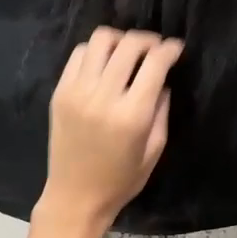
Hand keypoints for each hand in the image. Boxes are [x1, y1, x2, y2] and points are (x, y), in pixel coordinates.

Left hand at [38, 27, 182, 228]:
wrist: (75, 197)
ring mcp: (77, 92)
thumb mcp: (154, 150)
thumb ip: (161, 110)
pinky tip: (105, 63)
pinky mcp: (60, 92)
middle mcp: (103, 97)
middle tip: (155, 49)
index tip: (176, 48)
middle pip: (128, 45)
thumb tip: (162, 80)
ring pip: (100, 41)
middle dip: (148, 40)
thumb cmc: (121, 180)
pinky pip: (79, 54)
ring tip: (128, 52)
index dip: (170, 49)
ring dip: (120, 40)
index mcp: (132, 116)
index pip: (154, 63)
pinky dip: (96, 51)